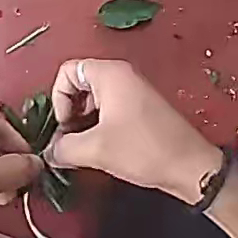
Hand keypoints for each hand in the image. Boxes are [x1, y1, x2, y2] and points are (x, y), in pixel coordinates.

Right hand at [47, 59, 221, 203]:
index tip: (65, 126)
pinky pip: (110, 108)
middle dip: (69, 111)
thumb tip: (49, 151)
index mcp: (111, 74)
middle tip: (70, 139)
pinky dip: (99, 125)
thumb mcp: (95, 149)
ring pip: (94, 99)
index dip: (58, 99)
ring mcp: (134, 91)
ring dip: (83, 122)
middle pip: (79, 84)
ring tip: (83, 148)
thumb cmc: (143, 149)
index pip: (67, 71)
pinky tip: (100, 148)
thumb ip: (63, 148)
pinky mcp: (141, 108)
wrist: (188, 165)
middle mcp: (122, 75)